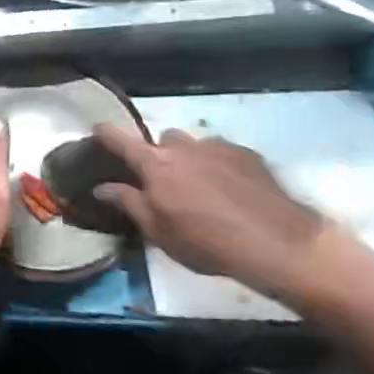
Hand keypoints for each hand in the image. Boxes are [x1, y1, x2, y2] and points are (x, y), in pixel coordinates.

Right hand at [93, 124, 326, 297]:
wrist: (276, 243)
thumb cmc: (206, 242)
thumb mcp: (158, 232)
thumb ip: (128, 203)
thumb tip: (102, 187)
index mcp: (155, 164)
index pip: (119, 140)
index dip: (105, 134)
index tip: (97, 130)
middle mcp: (183, 146)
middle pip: (162, 140)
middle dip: (159, 154)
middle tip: (165, 181)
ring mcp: (217, 146)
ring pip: (193, 145)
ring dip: (190, 159)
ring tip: (202, 187)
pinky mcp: (247, 154)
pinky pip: (222, 153)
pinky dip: (218, 165)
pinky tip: (231, 190)